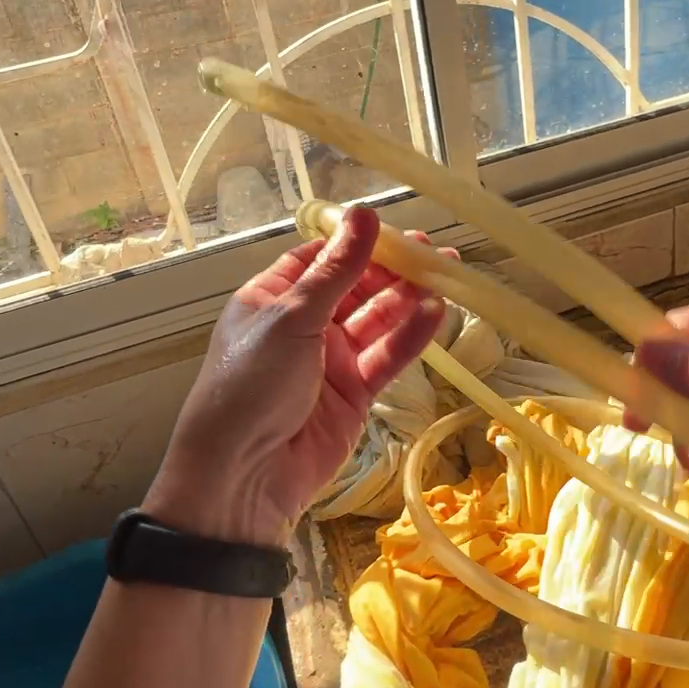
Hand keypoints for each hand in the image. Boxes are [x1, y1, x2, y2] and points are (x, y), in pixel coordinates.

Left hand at [144, 206, 446, 546]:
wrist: (243, 474)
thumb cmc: (252, 381)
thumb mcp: (291, 317)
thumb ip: (336, 269)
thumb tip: (364, 213)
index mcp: (274, 298)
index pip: (320, 259)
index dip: (356, 243)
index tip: (394, 230)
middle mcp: (304, 324)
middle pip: (355, 287)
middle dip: (392, 270)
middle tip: (431, 252)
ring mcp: (331, 359)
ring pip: (377, 320)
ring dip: (408, 298)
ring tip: (445, 276)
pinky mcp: (355, 392)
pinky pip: (387, 356)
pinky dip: (410, 336)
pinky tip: (435, 314)